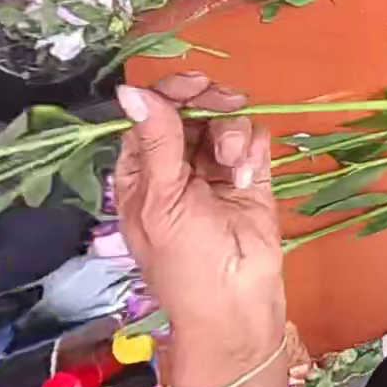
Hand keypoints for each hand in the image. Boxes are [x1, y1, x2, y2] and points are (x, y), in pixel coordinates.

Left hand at [113, 72, 284, 386]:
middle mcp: (180, 163)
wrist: (237, 300)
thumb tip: (130, 89)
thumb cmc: (186, 259)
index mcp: (144, 170)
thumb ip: (156, 140)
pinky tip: (249, 173)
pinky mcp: (253, 175)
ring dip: (233, 134)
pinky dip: (255, 147)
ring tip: (234, 166)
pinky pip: (255, 139)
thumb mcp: (161, 198)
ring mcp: (218, 168)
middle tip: (225, 103)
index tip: (196, 86)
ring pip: (227, 121)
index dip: (171, 94)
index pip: (152, 114)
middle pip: (193, 110)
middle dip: (209, 105)